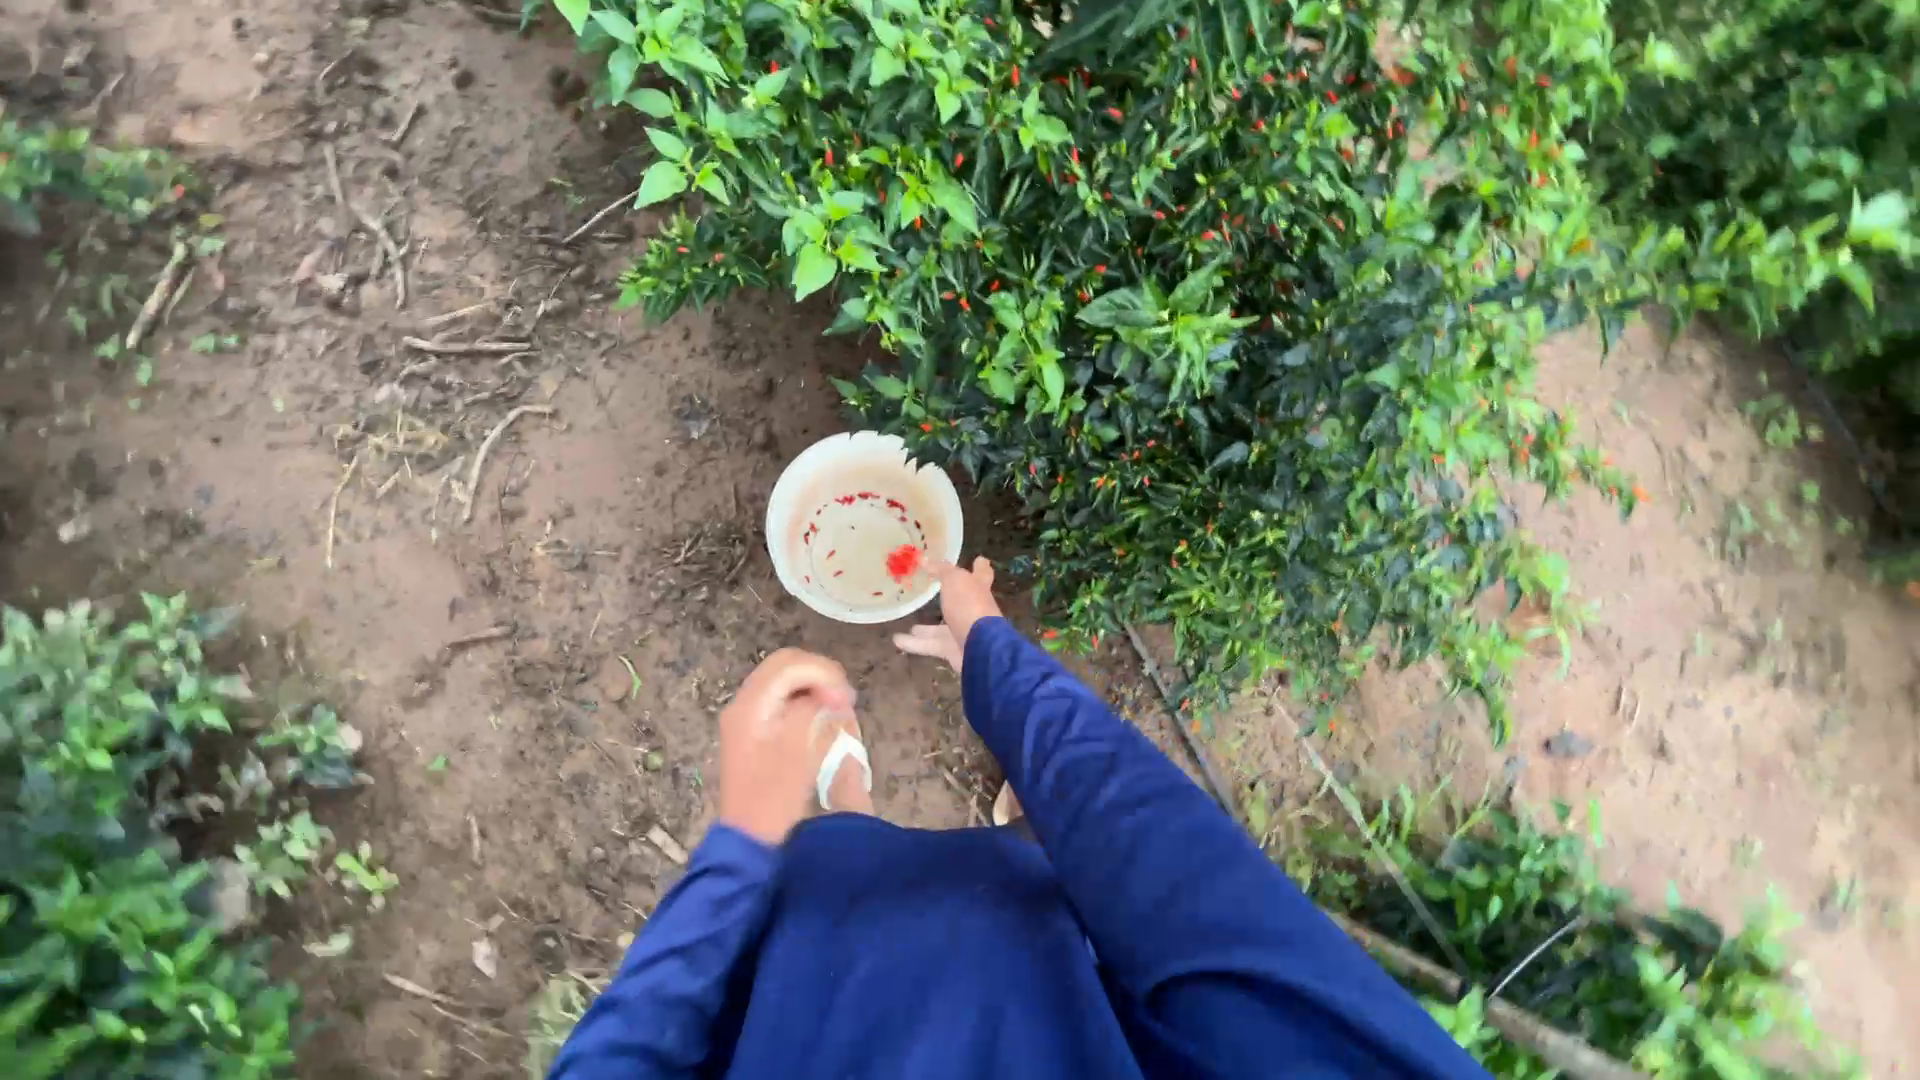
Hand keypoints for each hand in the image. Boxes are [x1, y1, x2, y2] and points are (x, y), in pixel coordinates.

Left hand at [716, 649, 856, 845]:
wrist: (747, 838)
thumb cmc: (775, 799)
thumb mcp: (800, 752)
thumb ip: (813, 712)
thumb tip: (830, 696)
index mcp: (750, 706)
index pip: (790, 665)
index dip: (823, 674)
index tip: (845, 700)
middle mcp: (742, 703)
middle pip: (784, 664)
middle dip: (819, 674)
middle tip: (844, 697)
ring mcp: (745, 716)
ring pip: (783, 678)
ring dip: (813, 684)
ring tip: (837, 705)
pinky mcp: (753, 729)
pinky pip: (781, 696)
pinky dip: (804, 697)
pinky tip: (820, 715)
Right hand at [892, 557, 1002, 672]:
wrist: (980, 647)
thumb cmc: (970, 606)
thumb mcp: (954, 580)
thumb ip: (941, 570)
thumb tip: (924, 559)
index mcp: (978, 589)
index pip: (982, 573)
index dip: (980, 566)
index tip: (979, 559)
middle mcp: (974, 610)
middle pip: (960, 602)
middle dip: (948, 600)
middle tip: (931, 596)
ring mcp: (965, 632)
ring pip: (941, 629)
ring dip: (926, 628)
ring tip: (911, 625)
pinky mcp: (954, 650)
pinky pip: (931, 646)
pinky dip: (914, 644)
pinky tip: (897, 641)